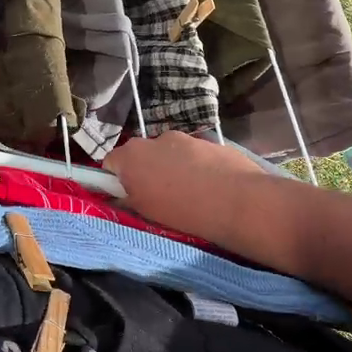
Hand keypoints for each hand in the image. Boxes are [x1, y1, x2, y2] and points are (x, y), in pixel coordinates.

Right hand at [102, 130, 265, 238]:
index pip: (110, 162)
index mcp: (131, 155)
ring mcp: (185, 138)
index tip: (130, 196)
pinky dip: (200, 168)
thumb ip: (126, 199)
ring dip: (175, 169)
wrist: (241, 203)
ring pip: (171, 153)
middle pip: (142, 155)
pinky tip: (214, 188)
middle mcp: (154, 139)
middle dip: (148, 172)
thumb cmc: (184, 211)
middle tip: (162, 197)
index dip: (117, 179)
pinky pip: (197, 156)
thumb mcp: (146, 213)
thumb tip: (116, 196)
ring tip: (193, 194)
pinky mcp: (211, 143)